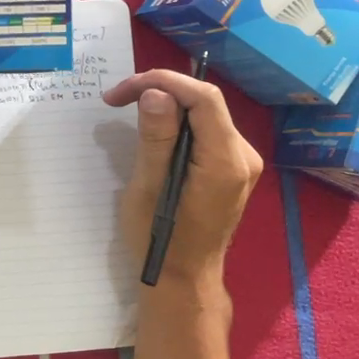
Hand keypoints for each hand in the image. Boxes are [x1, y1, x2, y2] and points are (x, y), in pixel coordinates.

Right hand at [102, 69, 262, 287]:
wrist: (183, 276)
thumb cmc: (160, 237)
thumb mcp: (149, 187)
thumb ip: (157, 138)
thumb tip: (156, 93)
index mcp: (226, 161)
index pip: (204, 99)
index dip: (162, 82)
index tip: (120, 93)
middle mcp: (242, 156)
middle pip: (205, 103)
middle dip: (160, 90)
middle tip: (115, 99)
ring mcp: (240, 162)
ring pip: (203, 113)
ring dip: (165, 104)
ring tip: (126, 110)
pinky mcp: (229, 168)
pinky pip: (204, 130)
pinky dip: (175, 121)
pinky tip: (150, 130)